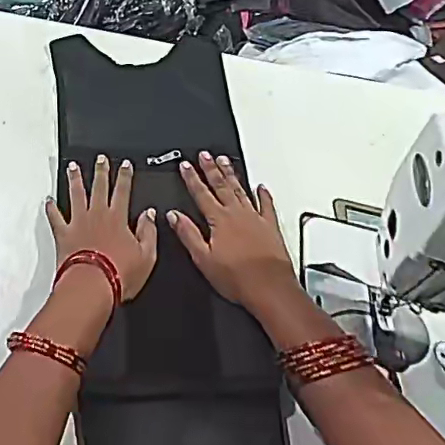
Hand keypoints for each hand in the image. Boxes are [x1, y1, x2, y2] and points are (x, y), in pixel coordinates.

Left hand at [45, 155, 157, 302]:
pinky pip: (55, 217)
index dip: (125, 175)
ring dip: (75, 179)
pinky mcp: (64, 234)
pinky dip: (51, 208)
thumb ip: (148, 232)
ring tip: (73, 167)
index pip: (123, 190)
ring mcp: (78, 223)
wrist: (92, 286)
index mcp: (117, 219)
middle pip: (99, 187)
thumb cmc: (118, 275)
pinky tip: (48, 201)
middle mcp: (97, 216)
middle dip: (100, 170)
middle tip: (100, 158)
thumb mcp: (146, 256)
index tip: (125, 164)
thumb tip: (149, 216)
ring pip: (76, 194)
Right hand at [169, 151, 296, 309]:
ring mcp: (255, 219)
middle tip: (205, 155)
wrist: (270, 289)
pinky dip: (263, 195)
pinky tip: (260, 187)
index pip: (201, 193)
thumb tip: (174, 216)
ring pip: (241, 190)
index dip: (192, 178)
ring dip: (231, 175)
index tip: (186, 165)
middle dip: (211, 169)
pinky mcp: (270, 228)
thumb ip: (187, 233)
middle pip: (221, 185)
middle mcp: (237, 215)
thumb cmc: (238, 278)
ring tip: (225, 161)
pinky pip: (266, 205)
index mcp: (219, 220)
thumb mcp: (203, 258)